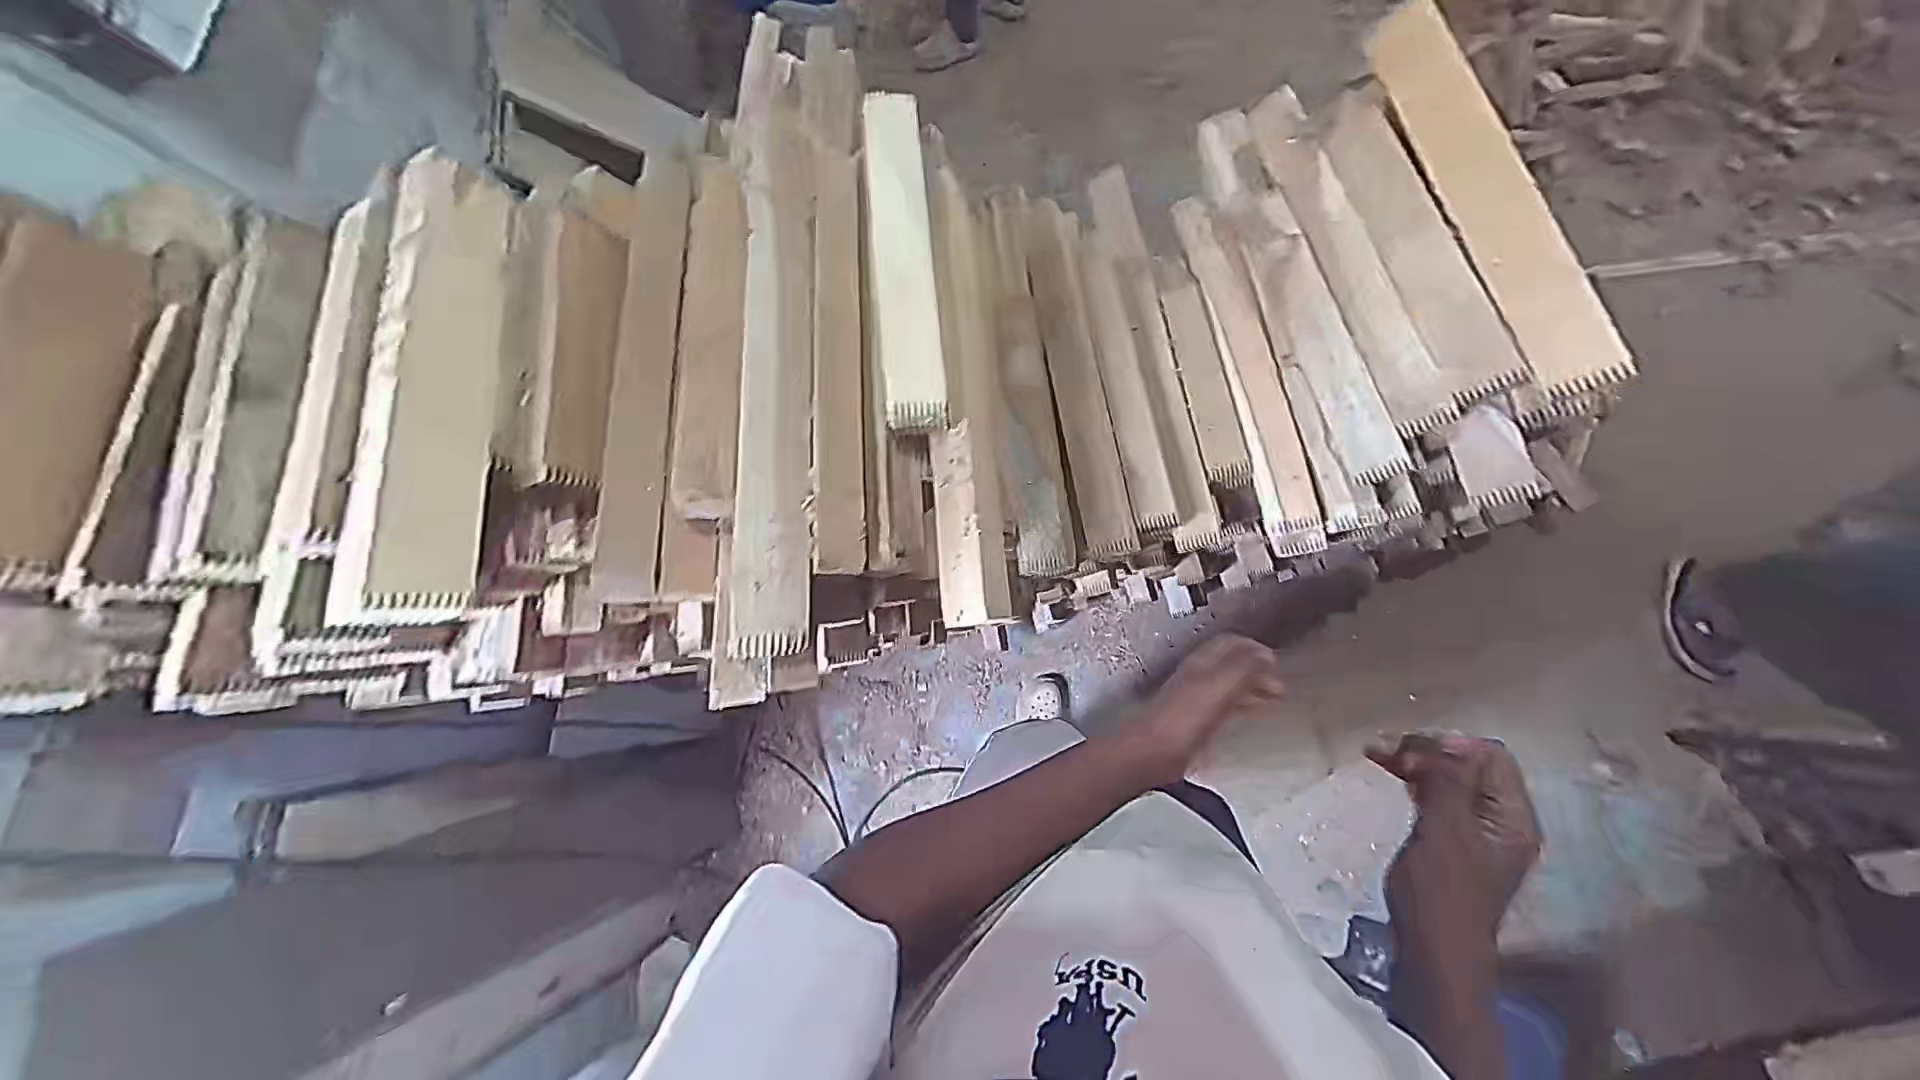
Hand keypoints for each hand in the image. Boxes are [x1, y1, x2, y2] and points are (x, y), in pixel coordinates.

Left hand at [1124, 634, 1282, 786]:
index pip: (1230, 642)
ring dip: (1251, 687)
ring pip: (1227, 684)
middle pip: (1230, 663)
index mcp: (1201, 663)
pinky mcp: (1193, 720)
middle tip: (1278, 683)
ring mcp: (1194, 697)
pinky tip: (1247, 714)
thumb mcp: (1219, 687)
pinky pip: (1222, 704)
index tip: (1275, 661)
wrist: (1153, 751)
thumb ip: (1243, 668)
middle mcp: (1196, 676)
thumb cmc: (1183, 719)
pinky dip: (1240, 704)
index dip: (1254, 648)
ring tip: (1273, 697)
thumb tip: (1264, 653)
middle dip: (1256, 669)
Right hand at [1368, 734, 1540, 948]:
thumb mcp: (1444, 831)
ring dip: (1416, 762)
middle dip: (1426, 750)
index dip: (1447, 745)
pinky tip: (1393, 777)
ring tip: (1377, 755)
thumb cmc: (1440, 890)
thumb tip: (1447, 741)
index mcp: (1512, 817)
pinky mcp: (1454, 838)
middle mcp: (1501, 819)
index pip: (1490, 756)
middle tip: (1381, 751)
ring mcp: (1478, 830)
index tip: (1405, 753)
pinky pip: (1440, 795)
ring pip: (1451, 778)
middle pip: (1469, 764)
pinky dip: (1416, 781)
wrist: (1433, 948)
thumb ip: (1447, 784)